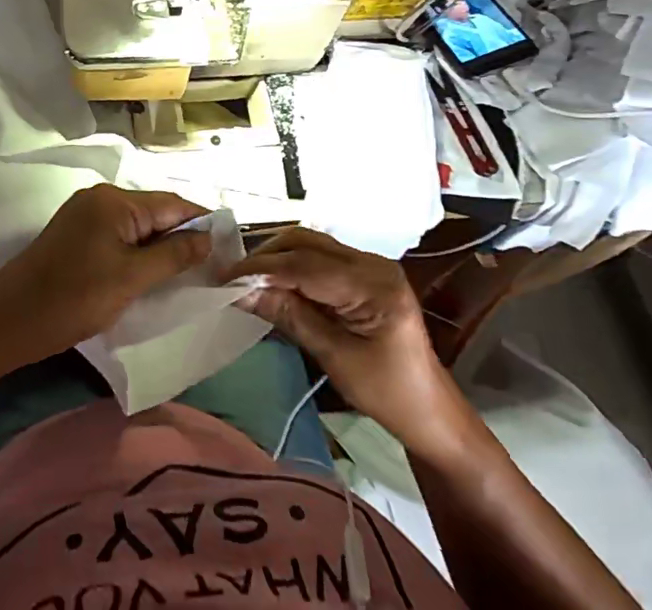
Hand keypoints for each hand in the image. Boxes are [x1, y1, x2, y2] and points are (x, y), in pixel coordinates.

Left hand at [0, 185, 211, 362]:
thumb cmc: (73, 298)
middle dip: (182, 238)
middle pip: (155, 213)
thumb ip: (173, 255)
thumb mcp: (131, 278)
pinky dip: (138, 254)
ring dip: (160, 249)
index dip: (202, 224)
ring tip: (187, 276)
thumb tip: (208, 238)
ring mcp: (84, 217)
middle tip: (212, 269)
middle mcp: (99, 199)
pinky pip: (118, 238)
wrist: (8, 321)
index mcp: (114, 201)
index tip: (230, 249)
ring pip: (137, 228)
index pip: (172, 204)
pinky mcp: (75, 237)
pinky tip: (151, 275)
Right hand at [219, 228, 458, 451]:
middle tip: (231, 277)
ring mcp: (370, 264)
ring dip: (276, 257)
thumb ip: (288, 315)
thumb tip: (240, 290)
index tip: (223, 277)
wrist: (427, 408)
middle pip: (306, 242)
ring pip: (310, 244)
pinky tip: (273, 281)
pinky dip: (291, 265)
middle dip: (265, 256)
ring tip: (246, 278)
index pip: (304, 265)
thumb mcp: (333, 356)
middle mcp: (373, 263)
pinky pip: (319, 256)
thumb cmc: (385, 391)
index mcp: (374, 285)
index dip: (260, 268)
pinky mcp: (363, 272)